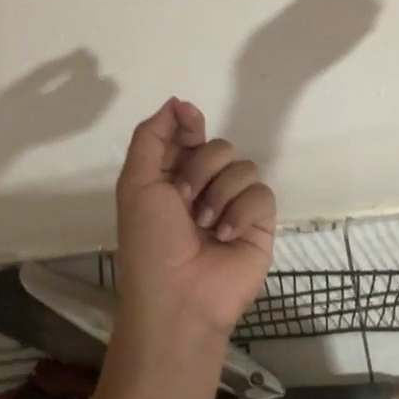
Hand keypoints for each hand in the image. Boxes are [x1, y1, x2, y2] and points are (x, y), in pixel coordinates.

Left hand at [114, 98, 276, 338]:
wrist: (179, 296)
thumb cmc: (150, 243)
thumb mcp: (135, 184)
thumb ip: (151, 137)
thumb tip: (177, 102)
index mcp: (171, 177)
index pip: (189, 135)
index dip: (190, 124)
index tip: (189, 122)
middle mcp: (204, 187)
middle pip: (219, 146)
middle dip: (201, 169)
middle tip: (184, 200)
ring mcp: (234, 205)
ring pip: (243, 167)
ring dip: (220, 194)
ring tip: (205, 226)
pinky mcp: (261, 223)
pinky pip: (262, 194)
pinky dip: (241, 212)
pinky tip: (226, 236)